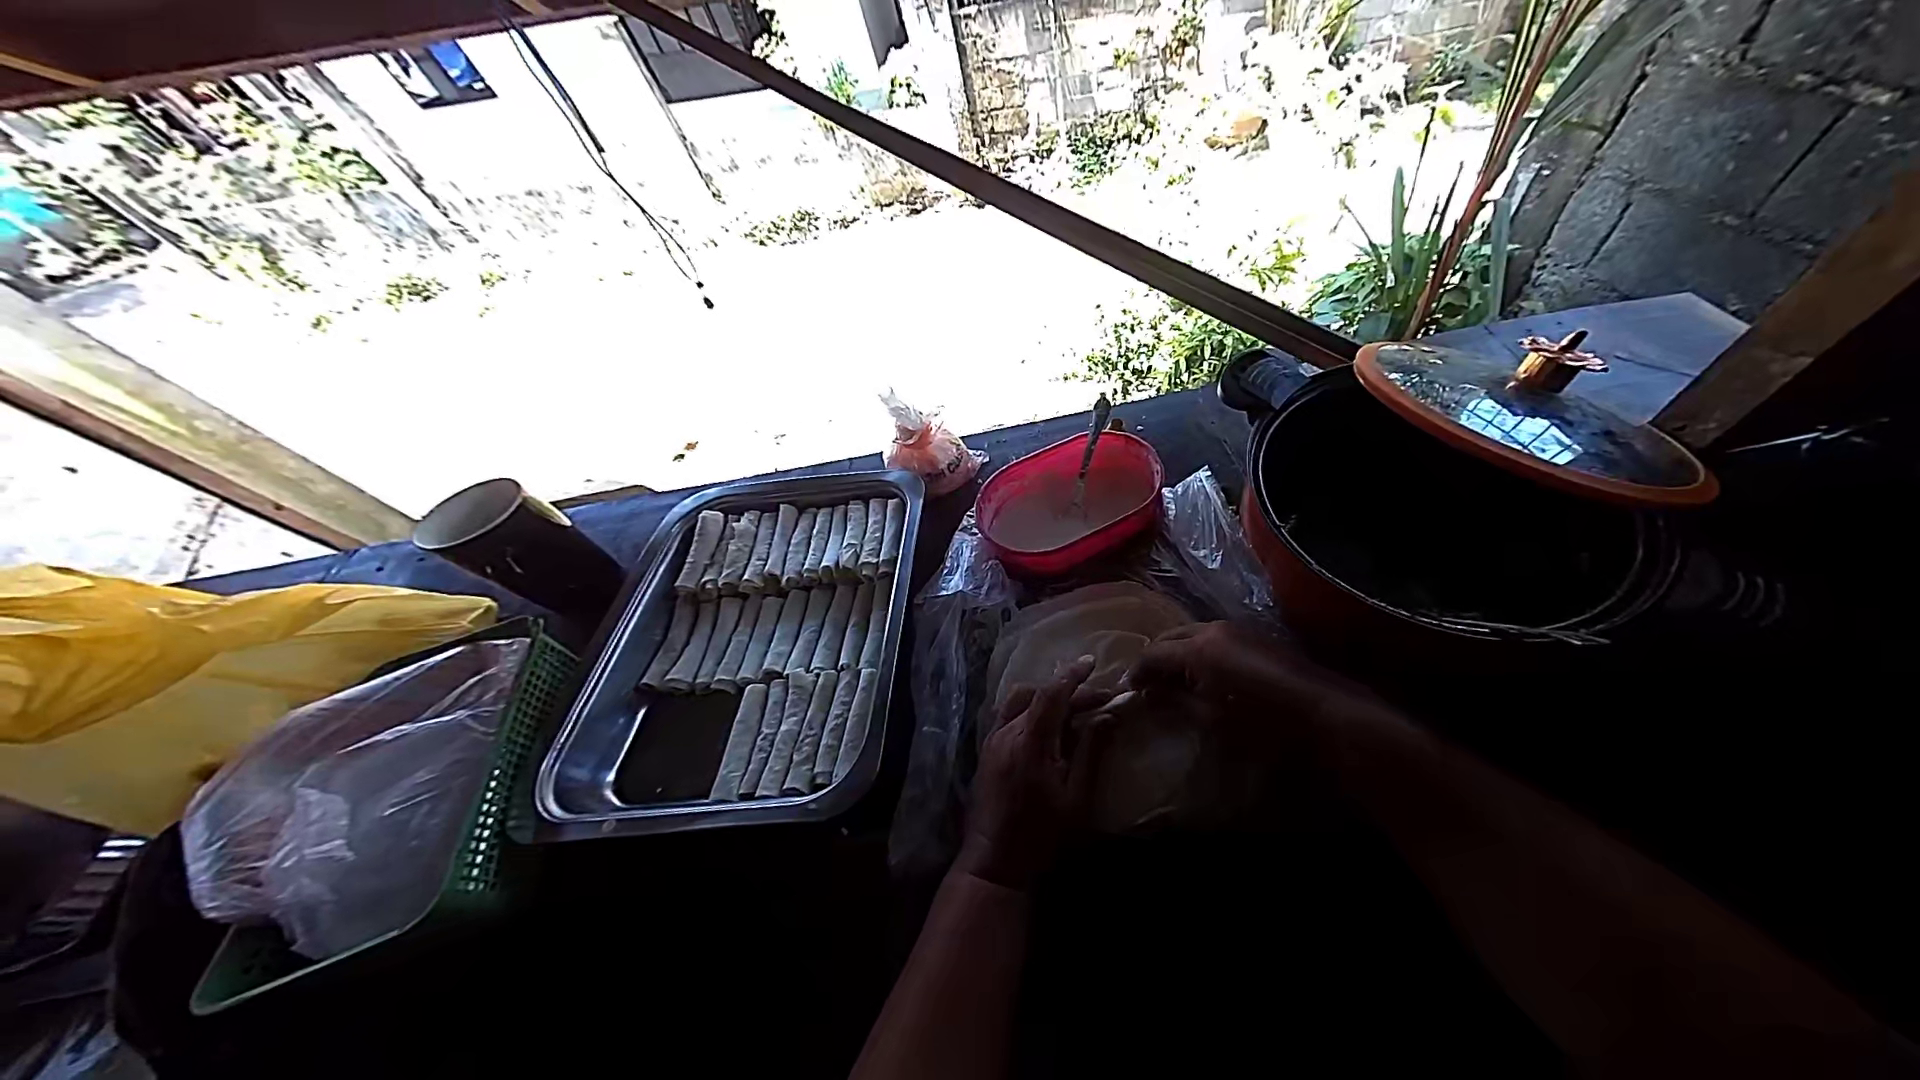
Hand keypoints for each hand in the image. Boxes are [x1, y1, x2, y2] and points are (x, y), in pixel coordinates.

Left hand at [956, 657, 1105, 890]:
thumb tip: (1109, 716)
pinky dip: (1028, 709)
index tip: (1092, 663)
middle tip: (1100, 700)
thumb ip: (1092, 752)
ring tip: (1074, 707)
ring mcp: (991, 741)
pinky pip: (1006, 716)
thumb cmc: (1043, 835)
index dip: (1072, 675)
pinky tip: (1045, 722)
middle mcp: (1005, 734)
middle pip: (1037, 696)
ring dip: (1046, 697)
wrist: (995, 863)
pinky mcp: (986, 751)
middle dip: (1069, 692)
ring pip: (1018, 702)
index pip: (1051, 694)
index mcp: (1029, 742)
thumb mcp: (1077, 797)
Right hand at [1126, 622, 1401, 752]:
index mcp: (1197, 648)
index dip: (1137, 672)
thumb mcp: (1212, 718)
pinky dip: (1197, 650)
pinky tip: (1202, 673)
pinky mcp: (1252, 635)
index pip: (1153, 654)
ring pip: (1191, 633)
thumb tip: (1150, 695)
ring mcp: (1235, 628)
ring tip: (1173, 679)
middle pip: (1169, 637)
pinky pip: (1212, 636)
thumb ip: (1175, 701)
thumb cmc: (1263, 722)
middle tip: (1148, 684)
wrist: (1323, 712)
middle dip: (1155, 658)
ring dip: (1177, 652)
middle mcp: (1212, 629)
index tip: (1129, 690)